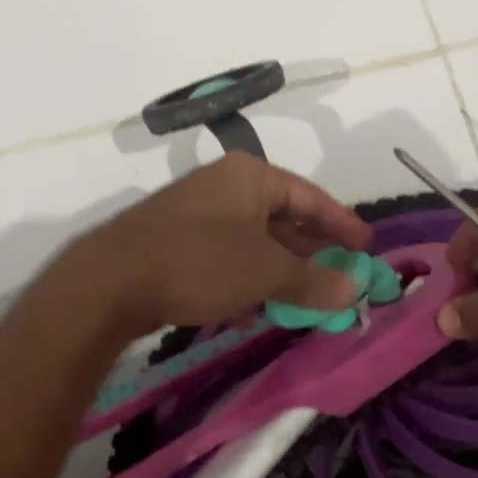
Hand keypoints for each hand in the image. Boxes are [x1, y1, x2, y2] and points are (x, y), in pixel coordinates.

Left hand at [58, 153, 372, 336]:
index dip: (342, 223)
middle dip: (313, 247)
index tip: (367, 247)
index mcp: (251, 175)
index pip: (311, 196)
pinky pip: (229, 252)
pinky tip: (260, 302)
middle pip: (283, 215)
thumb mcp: (265, 273)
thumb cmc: (199, 261)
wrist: (110, 281)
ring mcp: (198, 210)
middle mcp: (225, 184)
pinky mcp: (177, 239)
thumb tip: (355, 289)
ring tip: (309, 293)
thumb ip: (313, 280)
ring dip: (282, 265)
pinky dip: (251, 273)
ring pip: (255, 236)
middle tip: (342, 273)